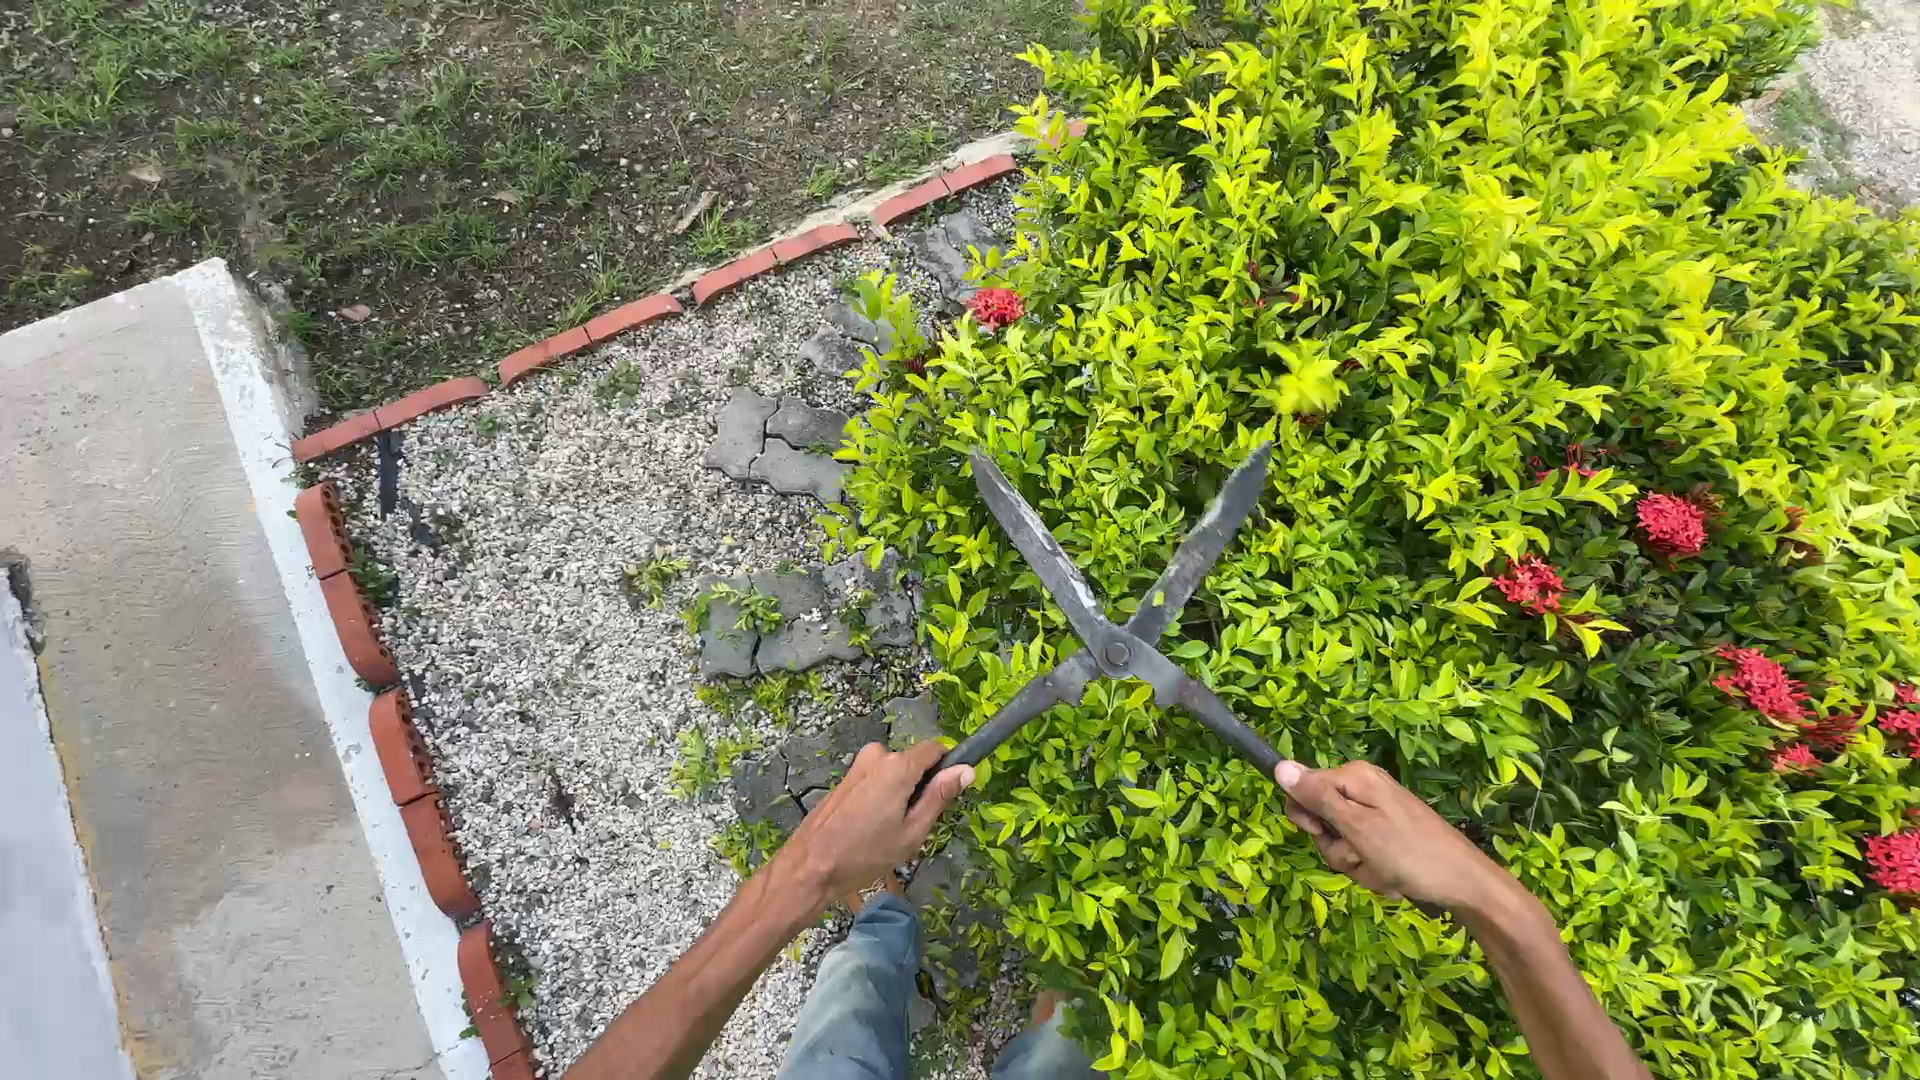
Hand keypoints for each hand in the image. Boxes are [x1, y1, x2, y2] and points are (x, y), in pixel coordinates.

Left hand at [774, 741, 973, 908]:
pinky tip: (870, 826)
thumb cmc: (867, 853)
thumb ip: (940, 796)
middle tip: (912, 825)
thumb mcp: (912, 831)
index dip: (946, 769)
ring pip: (895, 772)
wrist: (811, 865)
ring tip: (889, 830)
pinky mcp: (847, 776)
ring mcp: (859, 764)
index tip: (945, 796)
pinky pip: (877, 777)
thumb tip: (967, 769)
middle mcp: (878, 754)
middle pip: (914, 762)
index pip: (936, 748)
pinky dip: (882, 796)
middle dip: (920, 786)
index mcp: (898, 765)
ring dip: (900, 793)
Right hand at [1274, 759, 1512, 913]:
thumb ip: (1317, 797)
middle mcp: (1363, 786)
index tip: (1324, 834)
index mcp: (1353, 776)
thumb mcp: (1357, 827)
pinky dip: (1369, 867)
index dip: (1306, 817)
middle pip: (1320, 816)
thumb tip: (1279, 766)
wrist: (1469, 887)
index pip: (1301, 788)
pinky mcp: (1387, 832)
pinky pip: (1360, 849)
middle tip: (1359, 857)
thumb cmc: (1411, 854)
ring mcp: (1377, 810)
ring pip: (1338, 839)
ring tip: (1380, 871)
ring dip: (1353, 862)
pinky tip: (1389, 877)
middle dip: (1334, 846)